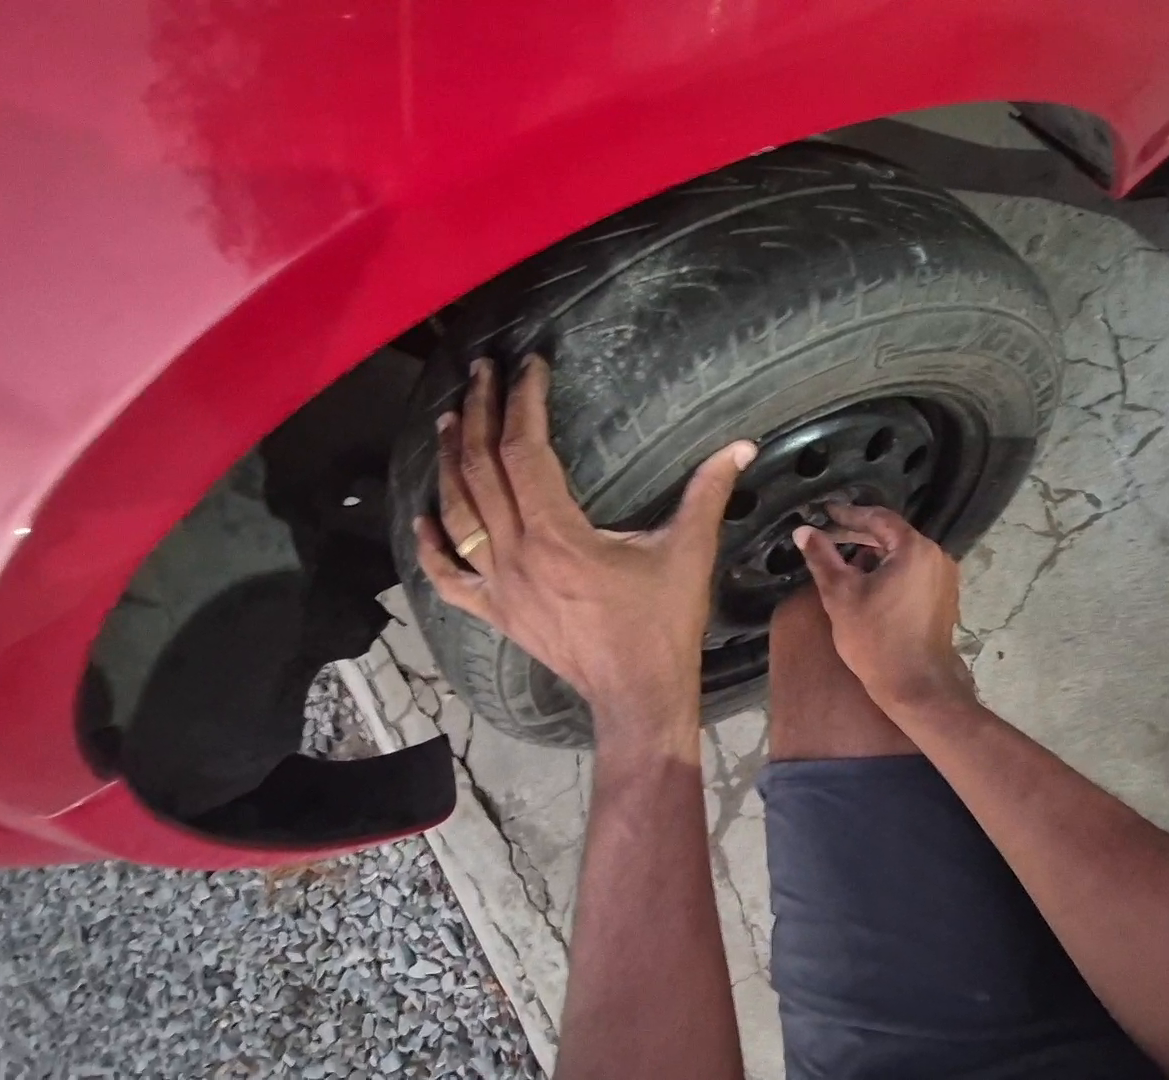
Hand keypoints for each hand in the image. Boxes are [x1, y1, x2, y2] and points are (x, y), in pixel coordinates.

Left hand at [415, 355, 754, 739]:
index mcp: (557, 535)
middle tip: (479, 373)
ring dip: (449, 462)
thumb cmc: (663, 623)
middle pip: (481, 471)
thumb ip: (708, 493)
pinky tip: (425, 516)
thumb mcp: (689, 552)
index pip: (524, 451)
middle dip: (477, 414)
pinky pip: (448, 576)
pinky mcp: (495, 612)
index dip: (523, 402)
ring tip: (448, 420)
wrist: (637, 692)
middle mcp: (516, 555)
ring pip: (458, 513)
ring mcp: (498, 586)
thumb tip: (743, 446)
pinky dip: (432, 545)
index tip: (529, 367)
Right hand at [792, 504, 975, 712]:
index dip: (849, 515)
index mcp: (915, 549)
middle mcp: (937, 557)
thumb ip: (821, 557)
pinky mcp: (944, 598)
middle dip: (860, 535)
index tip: (826, 512)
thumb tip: (803, 530)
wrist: (915, 686)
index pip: (879, 518)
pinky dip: (890, 570)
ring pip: (903, 555)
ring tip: (844, 562)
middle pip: (893, 535)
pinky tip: (868, 583)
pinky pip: (914, 572)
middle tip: (829, 535)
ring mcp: (944, 578)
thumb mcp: (840, 594)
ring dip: (874, 554)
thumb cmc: (876, 638)